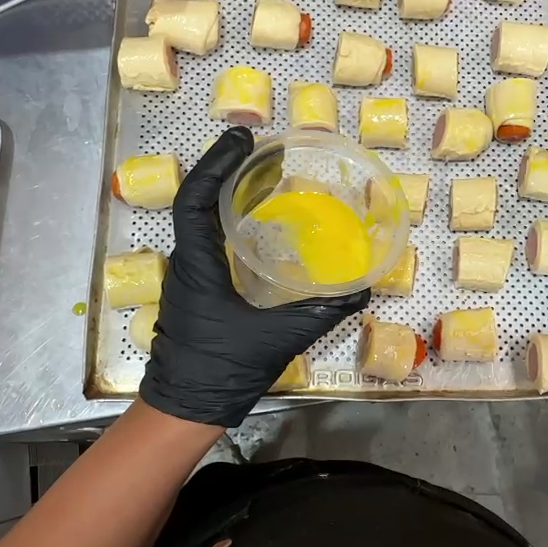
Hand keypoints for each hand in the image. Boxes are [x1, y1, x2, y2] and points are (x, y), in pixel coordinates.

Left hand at [139, 128, 370, 427]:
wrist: (187, 407)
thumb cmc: (222, 369)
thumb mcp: (276, 339)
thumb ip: (319, 313)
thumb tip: (360, 290)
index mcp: (197, 265)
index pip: (195, 200)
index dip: (215, 164)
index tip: (241, 139)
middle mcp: (188, 263)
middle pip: (199, 202)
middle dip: (227, 171)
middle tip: (263, 152)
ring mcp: (189, 277)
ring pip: (203, 221)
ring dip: (227, 195)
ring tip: (265, 178)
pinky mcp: (197, 290)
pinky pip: (210, 242)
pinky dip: (231, 222)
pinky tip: (260, 226)